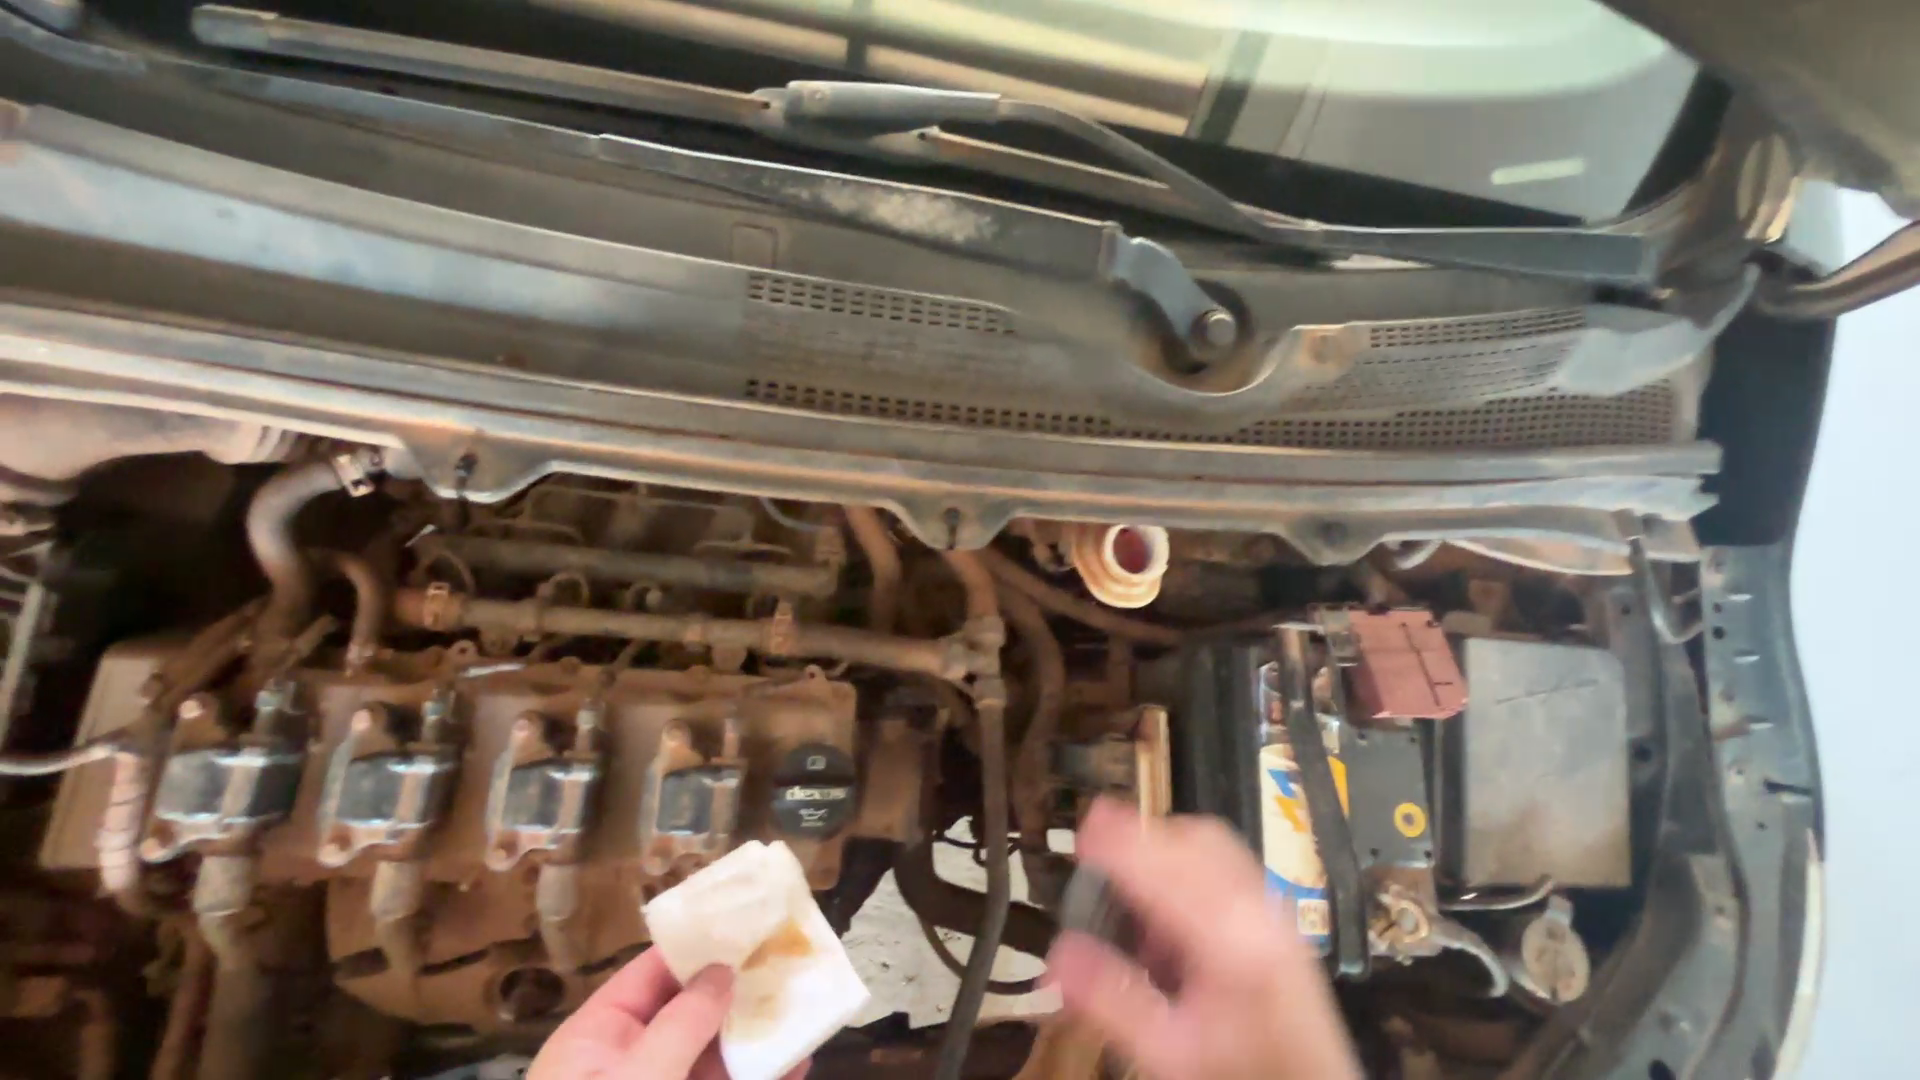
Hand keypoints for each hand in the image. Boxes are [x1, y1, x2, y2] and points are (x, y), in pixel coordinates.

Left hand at [528, 951, 808, 1079]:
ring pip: (714, 1052)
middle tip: (790, 957)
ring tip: (805, 1002)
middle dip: (738, 987)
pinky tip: (798, 1060)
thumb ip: (684, 1020)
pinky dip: (761, 1073)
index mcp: (597, 1038)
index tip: (748, 918)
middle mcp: (628, 1062)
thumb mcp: (639, 1078)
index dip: (699, 944)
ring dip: (757, 1031)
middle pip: (689, 1009)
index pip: (651, 974)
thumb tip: (723, 969)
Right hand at [1046, 798, 1362, 1079]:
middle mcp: (1260, 909)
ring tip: (1129, 887)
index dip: (1122, 842)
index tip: (1083, 832)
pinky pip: (1228, 862)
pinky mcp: (1279, 917)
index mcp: (1234, 940)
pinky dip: (1187, 863)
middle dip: (1141, 839)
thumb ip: (1113, 1001)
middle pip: (1195, 839)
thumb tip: (1057, 954)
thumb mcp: (1170, 1055)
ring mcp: (1275, 908)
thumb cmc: (1237, 1073)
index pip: (1169, 868)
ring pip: (1213, 843)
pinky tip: (1168, 913)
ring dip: (1164, 848)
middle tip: (1095, 859)